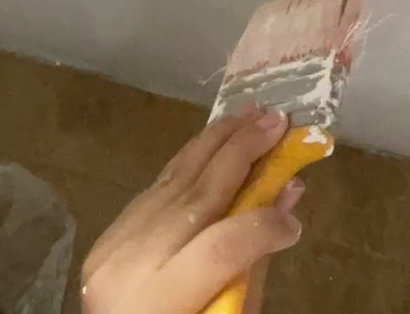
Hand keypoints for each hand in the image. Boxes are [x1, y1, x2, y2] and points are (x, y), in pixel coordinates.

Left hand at [80, 106, 305, 313]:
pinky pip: (162, 182)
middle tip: (279, 120)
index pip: (219, 247)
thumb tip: (287, 194)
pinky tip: (219, 136)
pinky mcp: (113, 228)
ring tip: (253, 114)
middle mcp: (131, 264)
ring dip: (220, 139)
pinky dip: (195, 156)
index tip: (296, 206)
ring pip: (177, 176)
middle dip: (243, 151)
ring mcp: (115, 242)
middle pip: (197, 194)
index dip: (264, 222)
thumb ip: (253, 262)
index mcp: (158, 301)